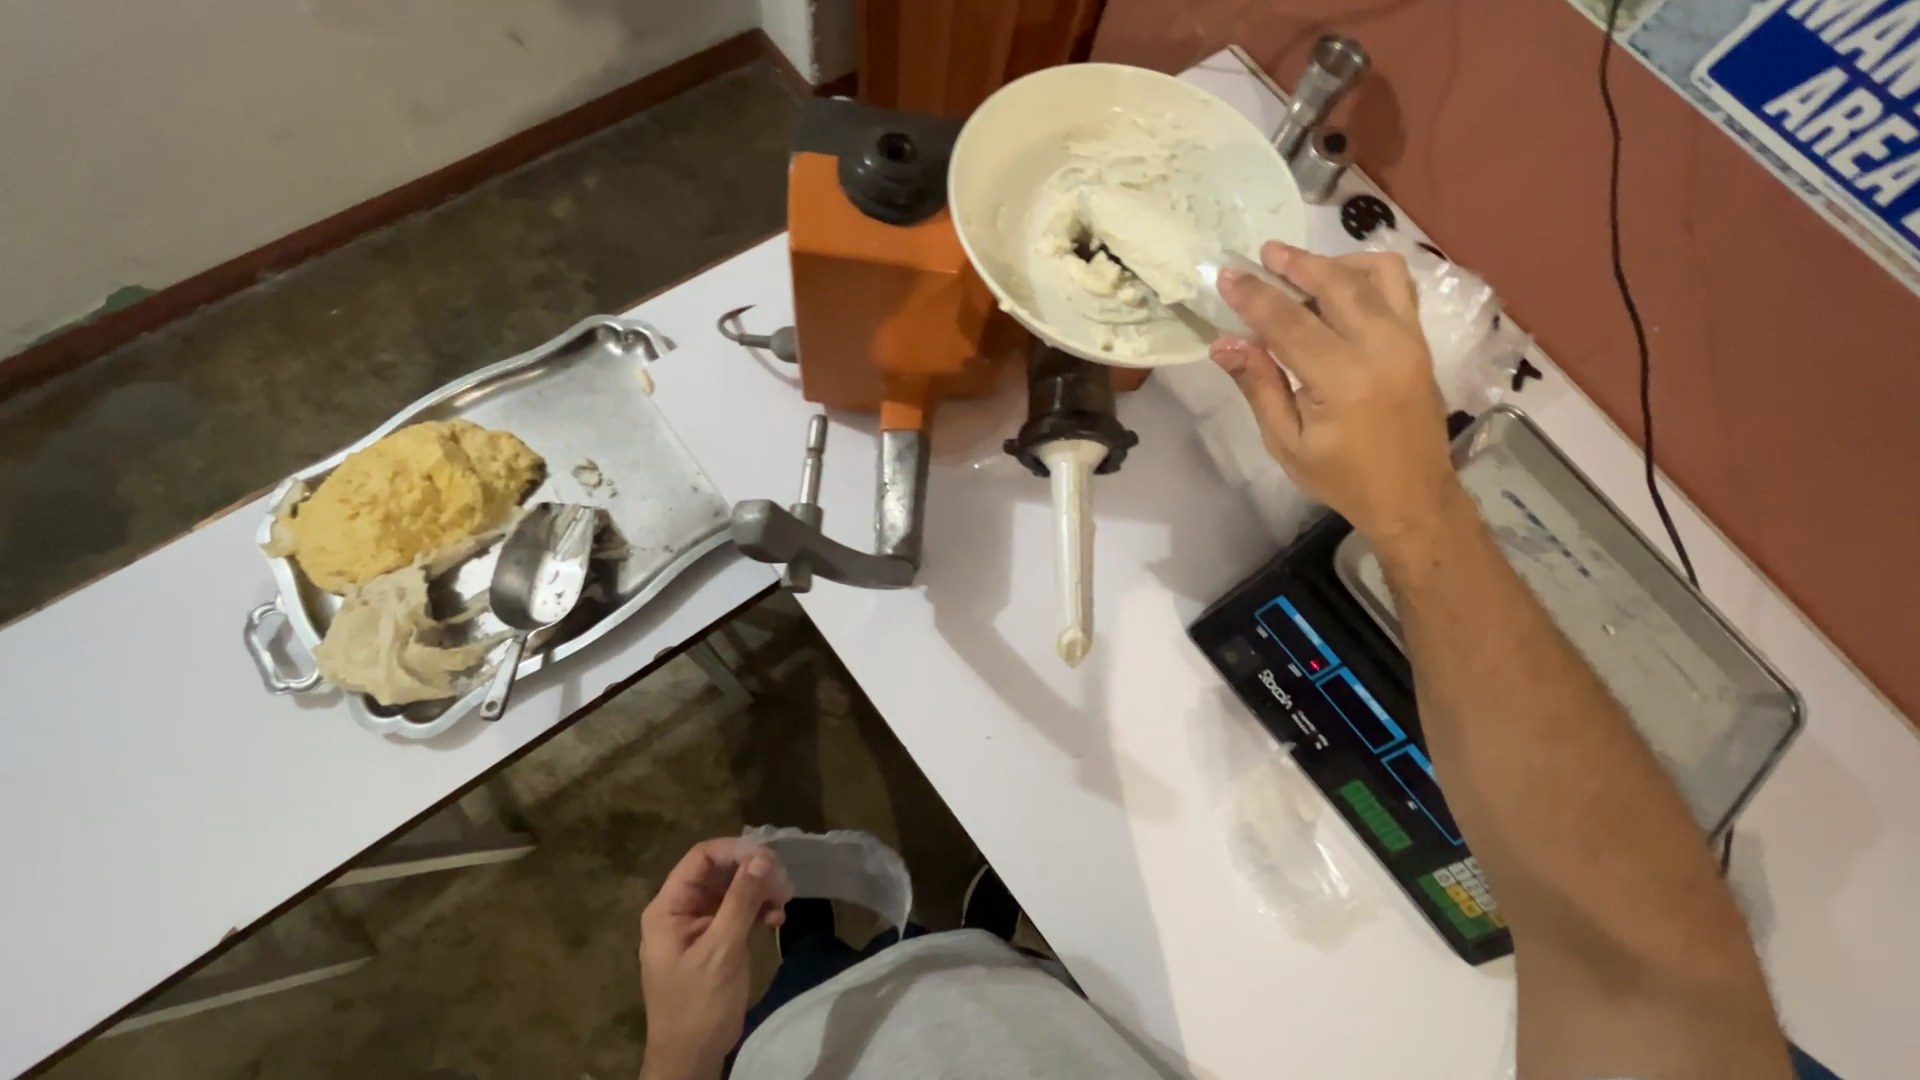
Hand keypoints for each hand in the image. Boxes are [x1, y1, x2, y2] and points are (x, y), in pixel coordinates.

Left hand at [638, 839, 791, 1079]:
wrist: (691, 1061)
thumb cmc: (698, 1006)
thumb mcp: (721, 951)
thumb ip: (740, 901)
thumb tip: (762, 858)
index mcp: (668, 908)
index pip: (701, 858)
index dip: (735, 850)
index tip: (770, 859)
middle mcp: (680, 910)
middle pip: (719, 871)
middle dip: (753, 871)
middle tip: (784, 883)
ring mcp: (698, 925)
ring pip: (732, 888)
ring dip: (760, 889)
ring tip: (784, 901)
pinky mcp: (715, 939)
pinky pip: (738, 910)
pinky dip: (758, 909)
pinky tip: (777, 918)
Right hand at [1211, 242, 1463, 552]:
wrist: (1412, 495)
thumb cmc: (1342, 477)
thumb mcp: (1286, 443)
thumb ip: (1259, 386)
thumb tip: (1224, 343)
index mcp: (1343, 381)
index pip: (1289, 323)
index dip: (1254, 298)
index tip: (1227, 275)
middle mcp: (1382, 349)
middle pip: (1334, 286)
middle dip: (1294, 264)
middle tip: (1262, 253)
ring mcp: (1409, 340)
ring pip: (1373, 276)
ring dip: (1331, 263)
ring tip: (1297, 263)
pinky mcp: (1420, 340)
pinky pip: (1399, 287)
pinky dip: (1366, 273)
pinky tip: (1339, 281)